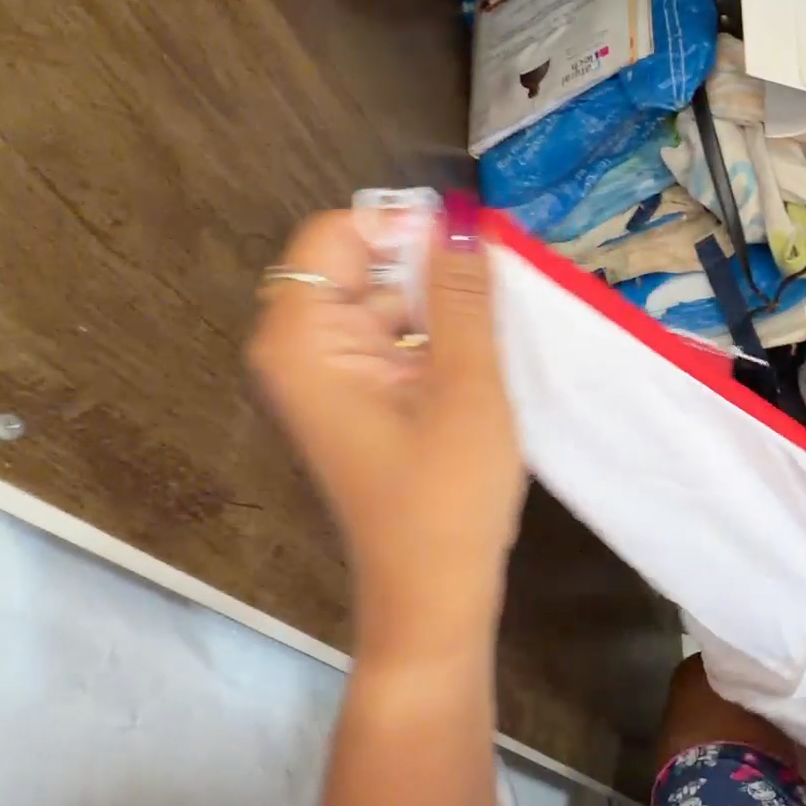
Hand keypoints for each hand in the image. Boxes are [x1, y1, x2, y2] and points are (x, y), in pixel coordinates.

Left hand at [248, 206, 525, 665]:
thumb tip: (460, 217)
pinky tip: (487, 361)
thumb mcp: (467, 383)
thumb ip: (462, 295)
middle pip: (362, 268)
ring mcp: (333, 379)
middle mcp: (302, 350)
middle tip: (500, 298)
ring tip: (502, 333)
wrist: (436, 588)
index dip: (406, 230)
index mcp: (303, 338)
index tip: (476, 254)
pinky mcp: (364, 402)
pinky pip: (399, 343)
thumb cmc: (448, 491)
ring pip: (389, 306)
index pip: (337, 235)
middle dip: (433, 270)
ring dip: (446, 307)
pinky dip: (442, 340)